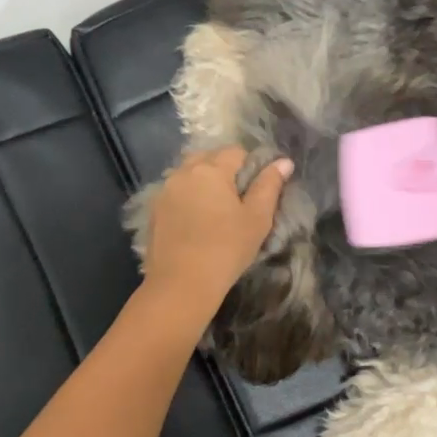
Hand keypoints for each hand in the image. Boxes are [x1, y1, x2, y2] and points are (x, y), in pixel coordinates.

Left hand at [142, 148, 292, 307]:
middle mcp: (183, 172)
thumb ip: (269, 186)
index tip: (256, 190)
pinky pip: (174, 193)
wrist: (180, 284)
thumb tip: (283, 162)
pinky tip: (195, 222)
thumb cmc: (226, 250)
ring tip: (214, 211)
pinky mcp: (153, 211)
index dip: (250, 165)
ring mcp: (164, 191)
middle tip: (236, 200)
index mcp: (211, 169)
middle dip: (223, 171)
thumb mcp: (256, 219)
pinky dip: (186, 199)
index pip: (235, 152)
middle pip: (207, 158)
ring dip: (202, 184)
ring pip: (188, 175)